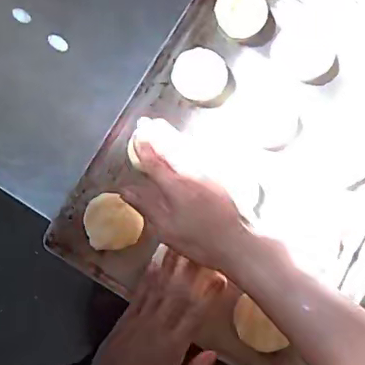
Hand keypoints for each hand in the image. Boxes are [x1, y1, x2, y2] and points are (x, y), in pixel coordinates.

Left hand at [63, 248, 222, 364]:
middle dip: (192, 268)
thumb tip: (213, 352)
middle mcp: (157, 326)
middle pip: (178, 292)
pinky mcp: (124, 320)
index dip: (209, 292)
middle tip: (203, 246)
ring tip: (181, 244)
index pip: (196, 312)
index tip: (222, 274)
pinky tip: (155, 263)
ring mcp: (138, 320)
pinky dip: (148, 277)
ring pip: (159, 287)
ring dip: (171, 265)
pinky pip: (139, 294)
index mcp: (173, 345)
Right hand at [119, 118, 256, 274]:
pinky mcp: (222, 175)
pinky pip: (203, 153)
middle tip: (147, 122)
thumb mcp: (166, 229)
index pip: (154, 161)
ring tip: (163, 127)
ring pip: (188, 147)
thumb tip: (126, 190)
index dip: (143, 147)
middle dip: (158, 134)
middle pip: (172, 147)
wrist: (238, 242)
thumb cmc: (199, 240)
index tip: (135, 134)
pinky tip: (188, 143)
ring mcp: (209, 172)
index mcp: (175, 186)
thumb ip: (146, 206)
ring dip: (174, 136)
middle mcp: (192, 173)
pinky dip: (191, 145)